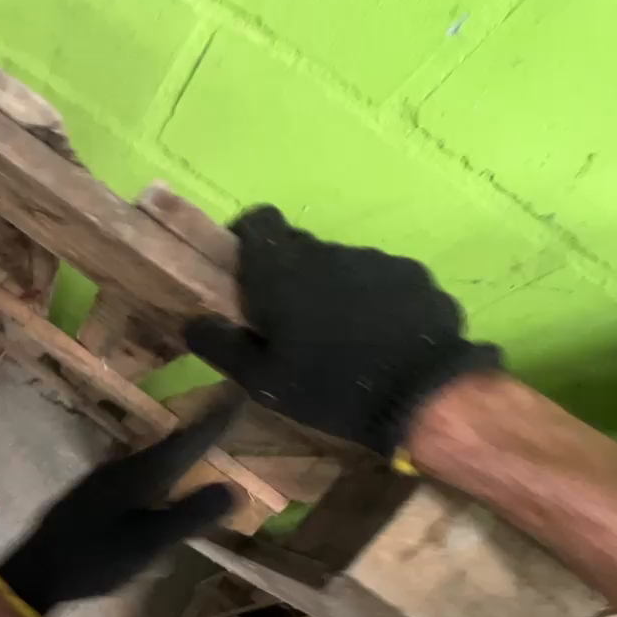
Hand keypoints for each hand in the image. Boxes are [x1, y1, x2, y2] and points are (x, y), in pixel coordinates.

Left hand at [0, 404, 238, 614]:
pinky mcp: (85, 501)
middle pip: (164, 448)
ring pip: (145, 464)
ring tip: (191, 452)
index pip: (183, 442)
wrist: (34, 573)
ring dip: (171, 457)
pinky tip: (150, 491)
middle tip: (219, 420)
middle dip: (194, 436)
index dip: (212, 423)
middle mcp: (116, 470)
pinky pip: (130, 479)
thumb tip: (235, 488)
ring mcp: (97, 484)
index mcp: (136, 475)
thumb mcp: (147, 543)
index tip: (235, 396)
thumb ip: (189, 516)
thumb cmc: (93, 558)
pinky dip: (152, 477)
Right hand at [185, 205, 501, 455]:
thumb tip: (192, 322)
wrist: (424, 394)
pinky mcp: (413, 275)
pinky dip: (364, 300)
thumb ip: (221, 346)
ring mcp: (375, 260)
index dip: (246, 240)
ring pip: (336, 264)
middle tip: (281, 322)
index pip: (258, 221)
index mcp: (282, 273)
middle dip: (282, 275)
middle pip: (296, 247)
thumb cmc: (328, 388)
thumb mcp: (260, 382)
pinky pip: (375, 278)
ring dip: (325, 289)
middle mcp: (327, 253)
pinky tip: (371, 339)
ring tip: (331, 336)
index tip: (242, 273)